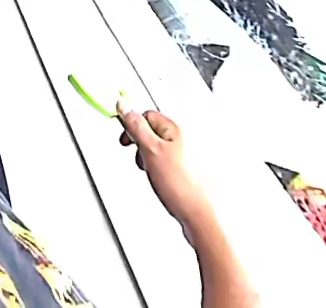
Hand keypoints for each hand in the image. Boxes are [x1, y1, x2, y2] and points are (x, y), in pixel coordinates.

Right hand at [119, 108, 213, 230]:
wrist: (201, 218)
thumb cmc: (181, 185)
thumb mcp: (151, 150)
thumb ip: (136, 126)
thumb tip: (124, 106)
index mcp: (175, 129)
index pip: (146, 115)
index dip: (133, 126)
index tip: (127, 139)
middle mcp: (183, 139)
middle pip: (152, 130)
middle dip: (141, 143)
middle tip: (141, 158)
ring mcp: (186, 156)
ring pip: (157, 147)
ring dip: (148, 157)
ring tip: (152, 171)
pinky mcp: (186, 171)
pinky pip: (165, 161)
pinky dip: (158, 168)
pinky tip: (160, 180)